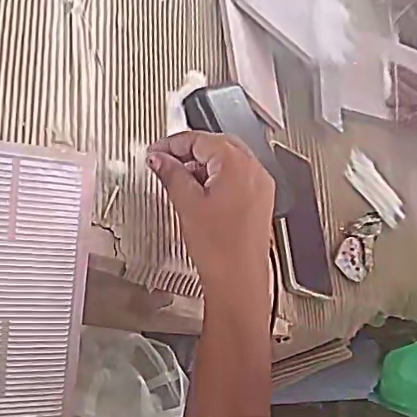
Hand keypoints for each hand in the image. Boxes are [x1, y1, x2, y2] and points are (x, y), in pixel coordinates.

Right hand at [147, 131, 274, 299]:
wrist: (238, 277)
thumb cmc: (220, 248)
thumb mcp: (187, 205)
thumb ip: (171, 175)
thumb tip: (160, 159)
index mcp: (236, 165)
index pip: (200, 139)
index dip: (173, 143)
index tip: (156, 151)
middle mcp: (254, 170)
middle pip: (216, 145)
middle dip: (188, 151)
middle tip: (163, 162)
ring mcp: (260, 184)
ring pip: (227, 160)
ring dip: (201, 164)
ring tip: (179, 180)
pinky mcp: (259, 200)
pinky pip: (236, 177)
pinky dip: (216, 178)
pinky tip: (200, 194)